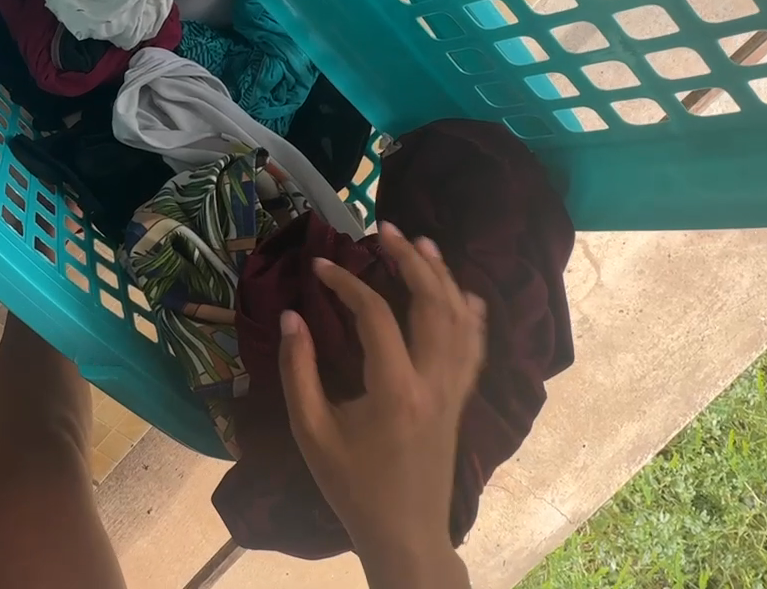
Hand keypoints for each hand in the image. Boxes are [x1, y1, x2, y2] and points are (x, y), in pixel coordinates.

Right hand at [278, 222, 484, 587]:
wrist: (405, 536)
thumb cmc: (352, 485)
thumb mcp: (311, 431)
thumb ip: (298, 371)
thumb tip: (292, 316)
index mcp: (395, 390)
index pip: (374, 315)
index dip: (345, 282)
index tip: (319, 266)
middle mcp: (433, 383)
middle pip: (432, 305)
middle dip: (410, 260)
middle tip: (383, 230)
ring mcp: (453, 392)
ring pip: (459, 321)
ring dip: (441, 277)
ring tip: (421, 242)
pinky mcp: (459, 401)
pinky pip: (475, 349)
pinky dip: (470, 316)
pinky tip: (463, 293)